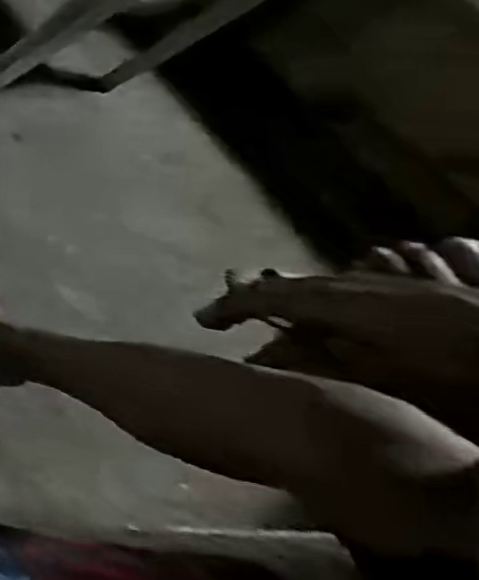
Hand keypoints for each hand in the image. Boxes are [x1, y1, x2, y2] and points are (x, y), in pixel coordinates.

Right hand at [197, 268, 478, 410]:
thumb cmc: (466, 374)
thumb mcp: (391, 375)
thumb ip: (323, 361)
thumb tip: (266, 356)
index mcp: (334, 304)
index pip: (261, 299)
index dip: (227, 308)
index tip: (205, 321)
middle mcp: (350, 284)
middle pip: (289, 285)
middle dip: (258, 297)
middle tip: (235, 312)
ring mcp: (389, 282)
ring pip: (323, 283)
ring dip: (295, 295)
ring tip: (282, 310)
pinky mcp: (421, 287)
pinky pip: (356, 283)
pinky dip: (332, 294)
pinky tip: (341, 307)